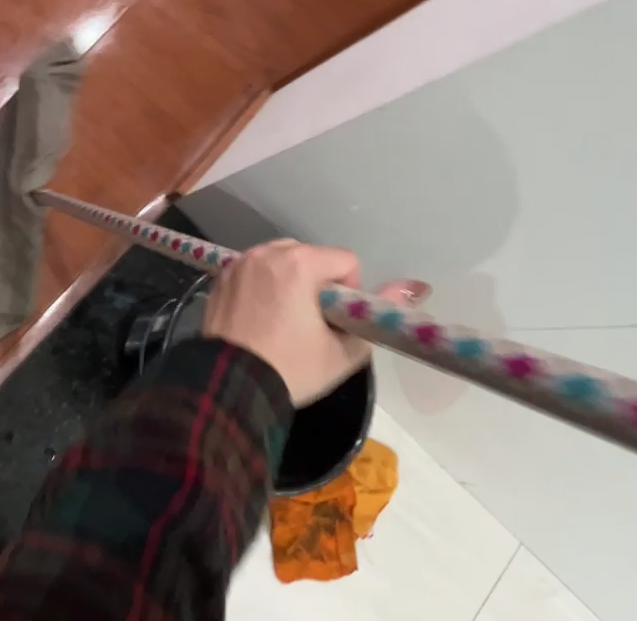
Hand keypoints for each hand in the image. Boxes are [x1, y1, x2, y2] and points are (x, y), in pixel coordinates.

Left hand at [201, 239, 426, 405]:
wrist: (230, 383)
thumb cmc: (292, 367)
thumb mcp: (345, 350)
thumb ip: (379, 313)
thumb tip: (417, 286)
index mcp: (298, 263)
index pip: (344, 259)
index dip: (349, 289)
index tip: (336, 318)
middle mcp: (265, 253)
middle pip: (309, 254)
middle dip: (317, 281)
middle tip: (312, 319)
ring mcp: (237, 262)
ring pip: (278, 258)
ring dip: (289, 278)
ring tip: (286, 317)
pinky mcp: (220, 276)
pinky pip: (253, 269)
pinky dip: (263, 283)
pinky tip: (261, 314)